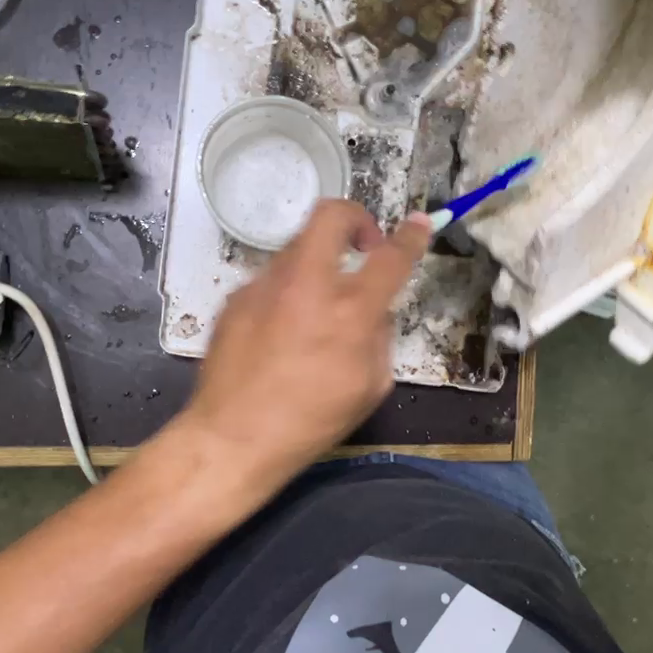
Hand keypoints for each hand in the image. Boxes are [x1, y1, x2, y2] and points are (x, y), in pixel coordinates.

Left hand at [183, 201, 432, 483]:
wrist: (234, 437)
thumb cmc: (312, 422)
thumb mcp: (370, 386)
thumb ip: (378, 336)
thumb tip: (373, 311)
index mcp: (350, 312)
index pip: (390, 257)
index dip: (411, 236)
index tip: (419, 224)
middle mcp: (307, 286)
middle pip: (331, 216)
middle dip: (355, 219)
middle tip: (363, 246)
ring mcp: (265, 286)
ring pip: (298, 248)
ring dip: (318, 263)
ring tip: (317, 305)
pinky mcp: (236, 298)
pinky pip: (272, 281)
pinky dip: (288, 293)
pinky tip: (281, 332)